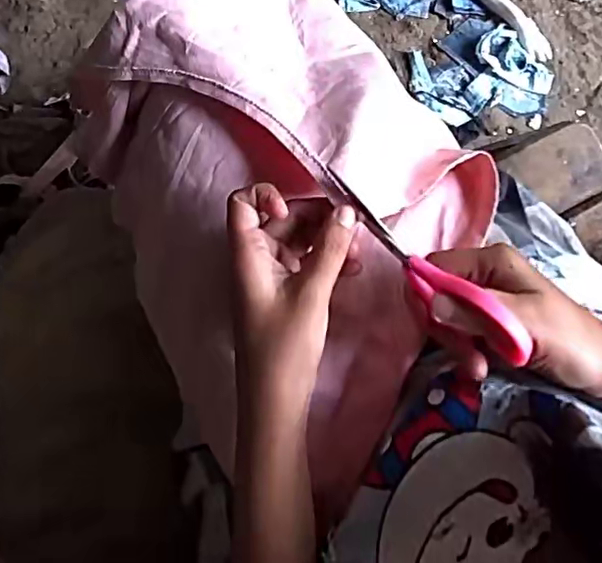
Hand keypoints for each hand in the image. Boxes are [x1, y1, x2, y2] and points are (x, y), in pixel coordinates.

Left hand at [227, 184, 358, 415]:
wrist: (275, 405)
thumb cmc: (284, 347)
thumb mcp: (312, 293)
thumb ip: (330, 248)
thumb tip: (347, 210)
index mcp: (248, 254)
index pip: (243, 203)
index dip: (267, 196)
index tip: (295, 212)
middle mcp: (256, 259)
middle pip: (282, 218)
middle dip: (317, 218)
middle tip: (350, 225)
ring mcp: (271, 275)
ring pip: (299, 239)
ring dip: (328, 239)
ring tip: (358, 251)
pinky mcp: (287, 292)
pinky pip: (306, 261)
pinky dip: (328, 259)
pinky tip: (353, 268)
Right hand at [422, 244, 601, 394]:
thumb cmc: (571, 340)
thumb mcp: (524, 325)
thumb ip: (476, 312)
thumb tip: (430, 301)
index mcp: (492, 260)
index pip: (436, 266)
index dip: (427, 296)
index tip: (438, 331)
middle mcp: (485, 273)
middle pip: (437, 293)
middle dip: (446, 328)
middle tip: (470, 359)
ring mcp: (488, 299)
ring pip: (447, 317)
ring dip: (457, 346)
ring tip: (480, 369)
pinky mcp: (492, 323)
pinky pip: (462, 334)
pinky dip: (466, 353)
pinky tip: (483, 369)